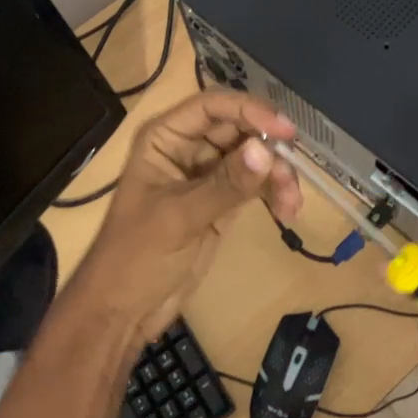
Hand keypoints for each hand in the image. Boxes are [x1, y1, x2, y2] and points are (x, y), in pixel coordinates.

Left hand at [73, 90, 302, 341]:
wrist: (123, 311)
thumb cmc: (136, 256)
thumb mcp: (180, 217)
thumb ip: (225, 184)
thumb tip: (266, 151)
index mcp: (165, 138)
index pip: (212, 106)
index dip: (250, 110)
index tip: (285, 131)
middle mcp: (186, 148)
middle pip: (239, 128)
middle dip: (269, 147)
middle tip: (293, 171)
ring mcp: (205, 176)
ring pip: (252, 157)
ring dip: (276, 174)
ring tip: (291, 203)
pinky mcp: (220, 202)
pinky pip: (254, 184)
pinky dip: (273, 193)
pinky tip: (287, 212)